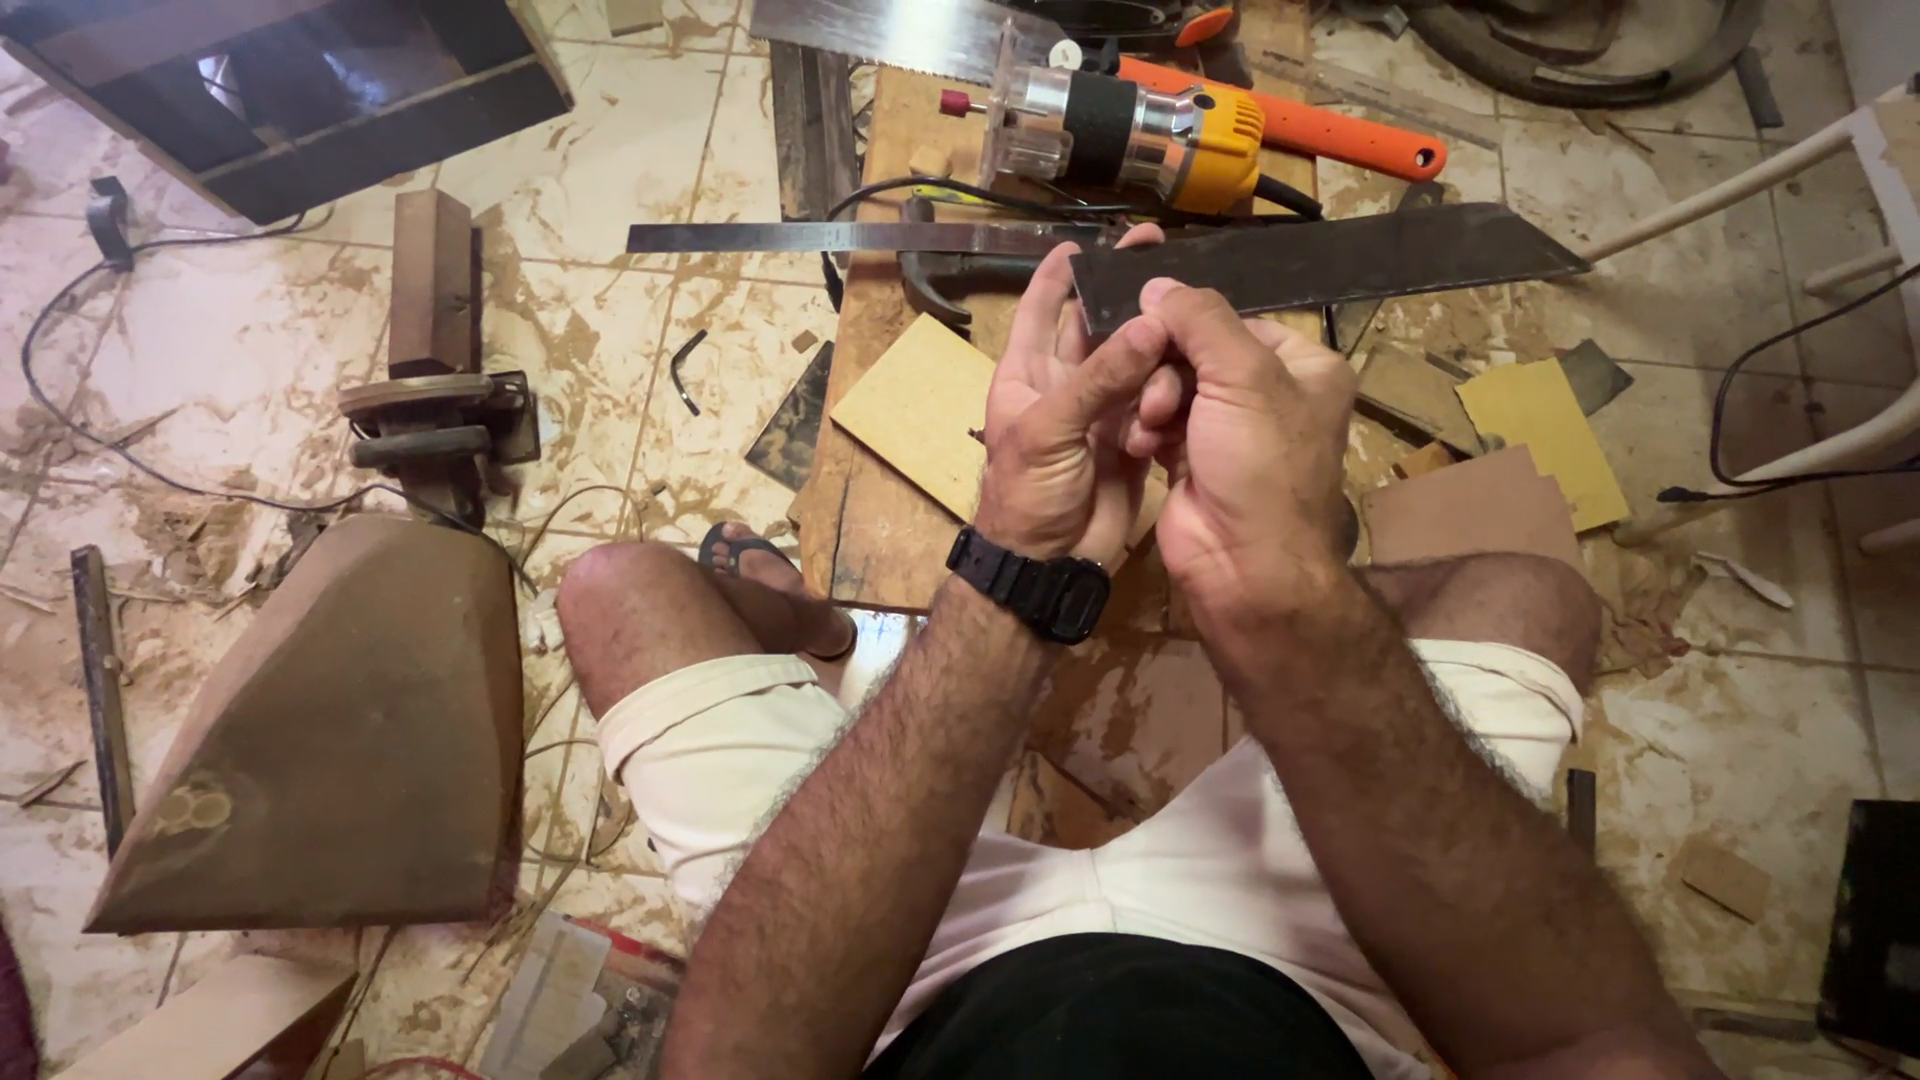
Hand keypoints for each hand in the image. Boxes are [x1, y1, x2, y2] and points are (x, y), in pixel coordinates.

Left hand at [975, 224, 1174, 562]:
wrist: (1047, 561)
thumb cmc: (1028, 493)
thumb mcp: (1050, 429)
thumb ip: (1098, 378)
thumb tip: (1150, 323)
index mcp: (1027, 374)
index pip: (1041, 311)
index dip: (1059, 275)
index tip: (1086, 242)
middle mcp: (1062, 385)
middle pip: (1093, 327)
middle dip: (1122, 294)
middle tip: (1161, 256)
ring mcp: (1097, 411)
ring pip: (1131, 361)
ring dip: (1154, 342)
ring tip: (1187, 314)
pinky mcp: (1128, 437)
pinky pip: (1153, 400)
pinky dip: (1170, 385)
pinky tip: (1193, 361)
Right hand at [1131, 281, 1355, 621]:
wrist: (1242, 560)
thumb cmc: (1258, 461)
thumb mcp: (1241, 375)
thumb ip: (1200, 320)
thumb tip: (1156, 282)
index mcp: (1303, 368)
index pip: (1235, 324)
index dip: (1192, 326)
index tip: (1152, 327)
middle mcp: (1268, 397)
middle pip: (1198, 356)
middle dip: (1167, 373)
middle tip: (1156, 396)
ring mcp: (1227, 432)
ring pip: (1172, 389)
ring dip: (1152, 403)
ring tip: (1149, 427)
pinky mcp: (1191, 460)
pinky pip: (1159, 425)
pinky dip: (1146, 430)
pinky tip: (1140, 444)